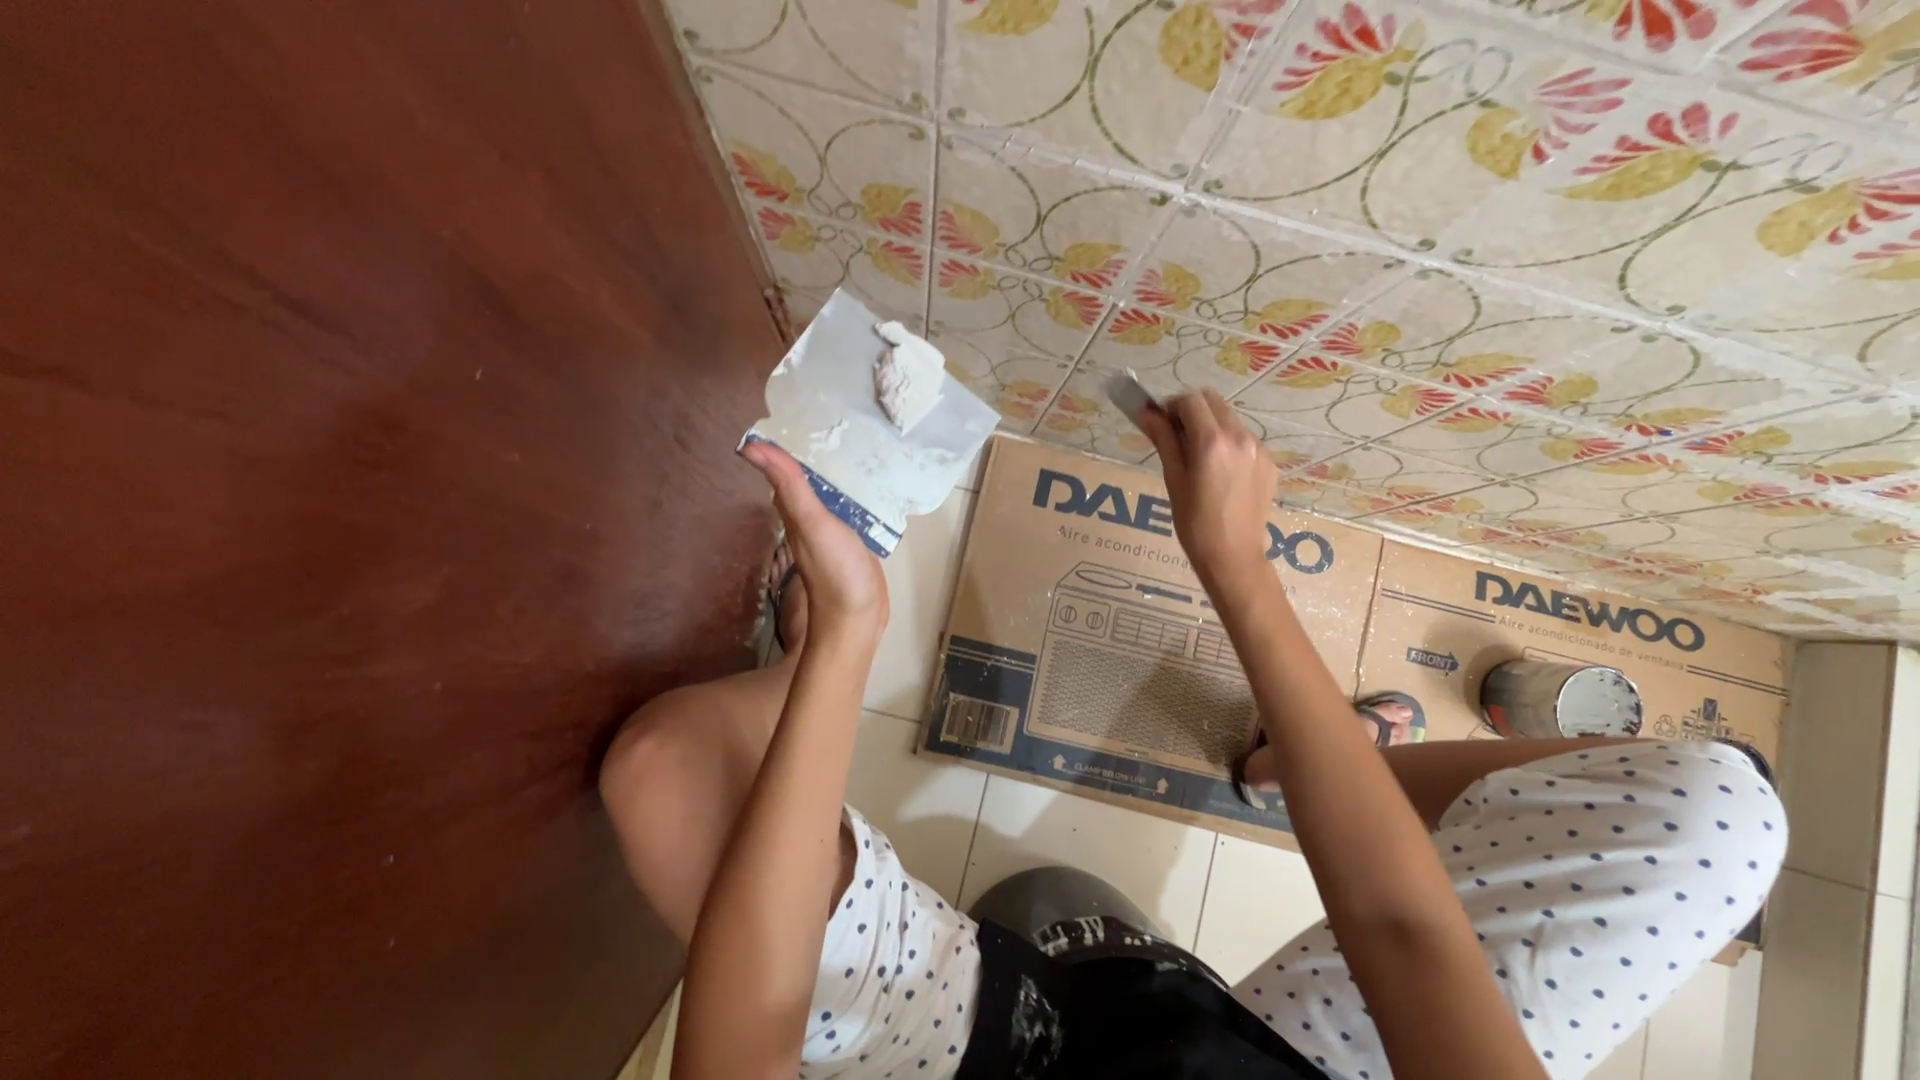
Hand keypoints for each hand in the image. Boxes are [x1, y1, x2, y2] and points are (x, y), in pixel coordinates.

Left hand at [741, 440, 888, 643]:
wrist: (859, 618)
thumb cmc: (835, 570)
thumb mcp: (812, 523)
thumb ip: (790, 485)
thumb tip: (750, 446)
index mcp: (795, 512)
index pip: (784, 471)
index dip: (784, 446)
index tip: (794, 415)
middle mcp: (810, 520)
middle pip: (807, 481)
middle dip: (812, 455)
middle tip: (828, 421)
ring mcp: (833, 532)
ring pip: (828, 495)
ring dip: (834, 474)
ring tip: (849, 443)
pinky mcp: (854, 543)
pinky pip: (850, 510)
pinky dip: (854, 494)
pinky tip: (866, 485)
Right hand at [1136, 390, 1277, 591]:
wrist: (1233, 557)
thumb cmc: (1194, 524)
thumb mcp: (1173, 480)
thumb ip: (1163, 440)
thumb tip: (1146, 413)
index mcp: (1212, 442)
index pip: (1190, 400)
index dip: (1171, 406)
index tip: (1161, 424)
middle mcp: (1240, 437)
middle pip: (1213, 401)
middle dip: (1192, 411)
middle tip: (1177, 437)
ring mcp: (1259, 449)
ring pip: (1230, 419)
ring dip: (1211, 426)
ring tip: (1200, 460)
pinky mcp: (1269, 463)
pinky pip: (1245, 440)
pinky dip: (1228, 444)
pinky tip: (1221, 474)